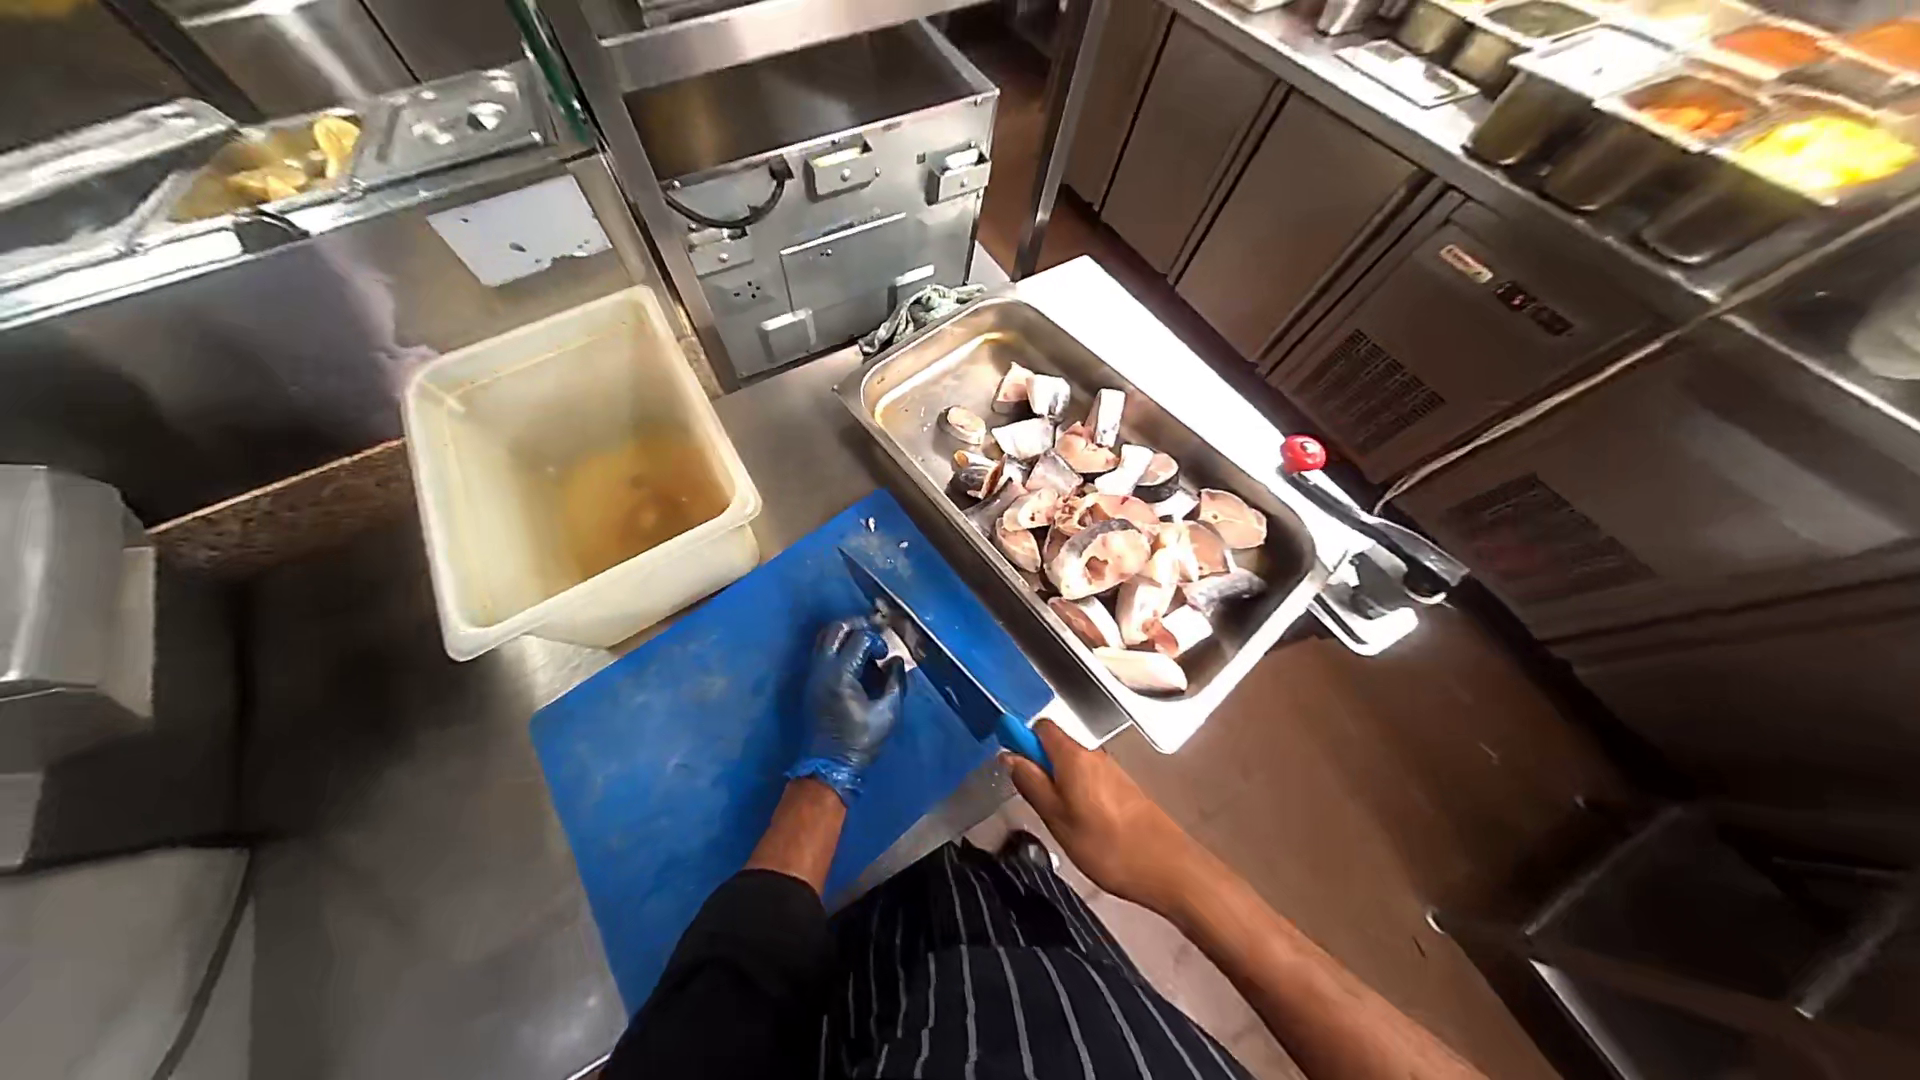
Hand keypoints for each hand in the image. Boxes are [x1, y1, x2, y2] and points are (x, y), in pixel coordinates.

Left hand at [788, 616, 904, 802]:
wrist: (828, 766)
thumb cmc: (860, 741)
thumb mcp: (887, 712)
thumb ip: (895, 681)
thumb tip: (896, 660)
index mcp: (840, 675)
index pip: (859, 638)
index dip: (877, 640)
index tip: (887, 655)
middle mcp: (822, 669)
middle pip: (835, 629)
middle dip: (857, 625)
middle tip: (876, 632)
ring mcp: (812, 675)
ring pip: (824, 638)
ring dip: (845, 634)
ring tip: (866, 644)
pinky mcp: (810, 683)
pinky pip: (821, 652)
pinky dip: (837, 647)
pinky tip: (855, 659)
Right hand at [1004, 720, 1206, 915]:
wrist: (1167, 866)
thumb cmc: (1105, 844)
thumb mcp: (1056, 818)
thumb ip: (1031, 783)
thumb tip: (1009, 756)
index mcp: (1073, 755)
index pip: (1041, 727)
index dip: (1023, 741)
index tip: (1017, 769)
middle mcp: (1093, 754)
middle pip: (1057, 747)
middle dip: (1042, 770)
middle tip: (1041, 807)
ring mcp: (1112, 770)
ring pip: (1073, 767)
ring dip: (1061, 787)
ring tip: (1066, 824)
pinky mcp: (1125, 788)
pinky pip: (1091, 781)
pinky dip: (1081, 796)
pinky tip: (1088, 829)